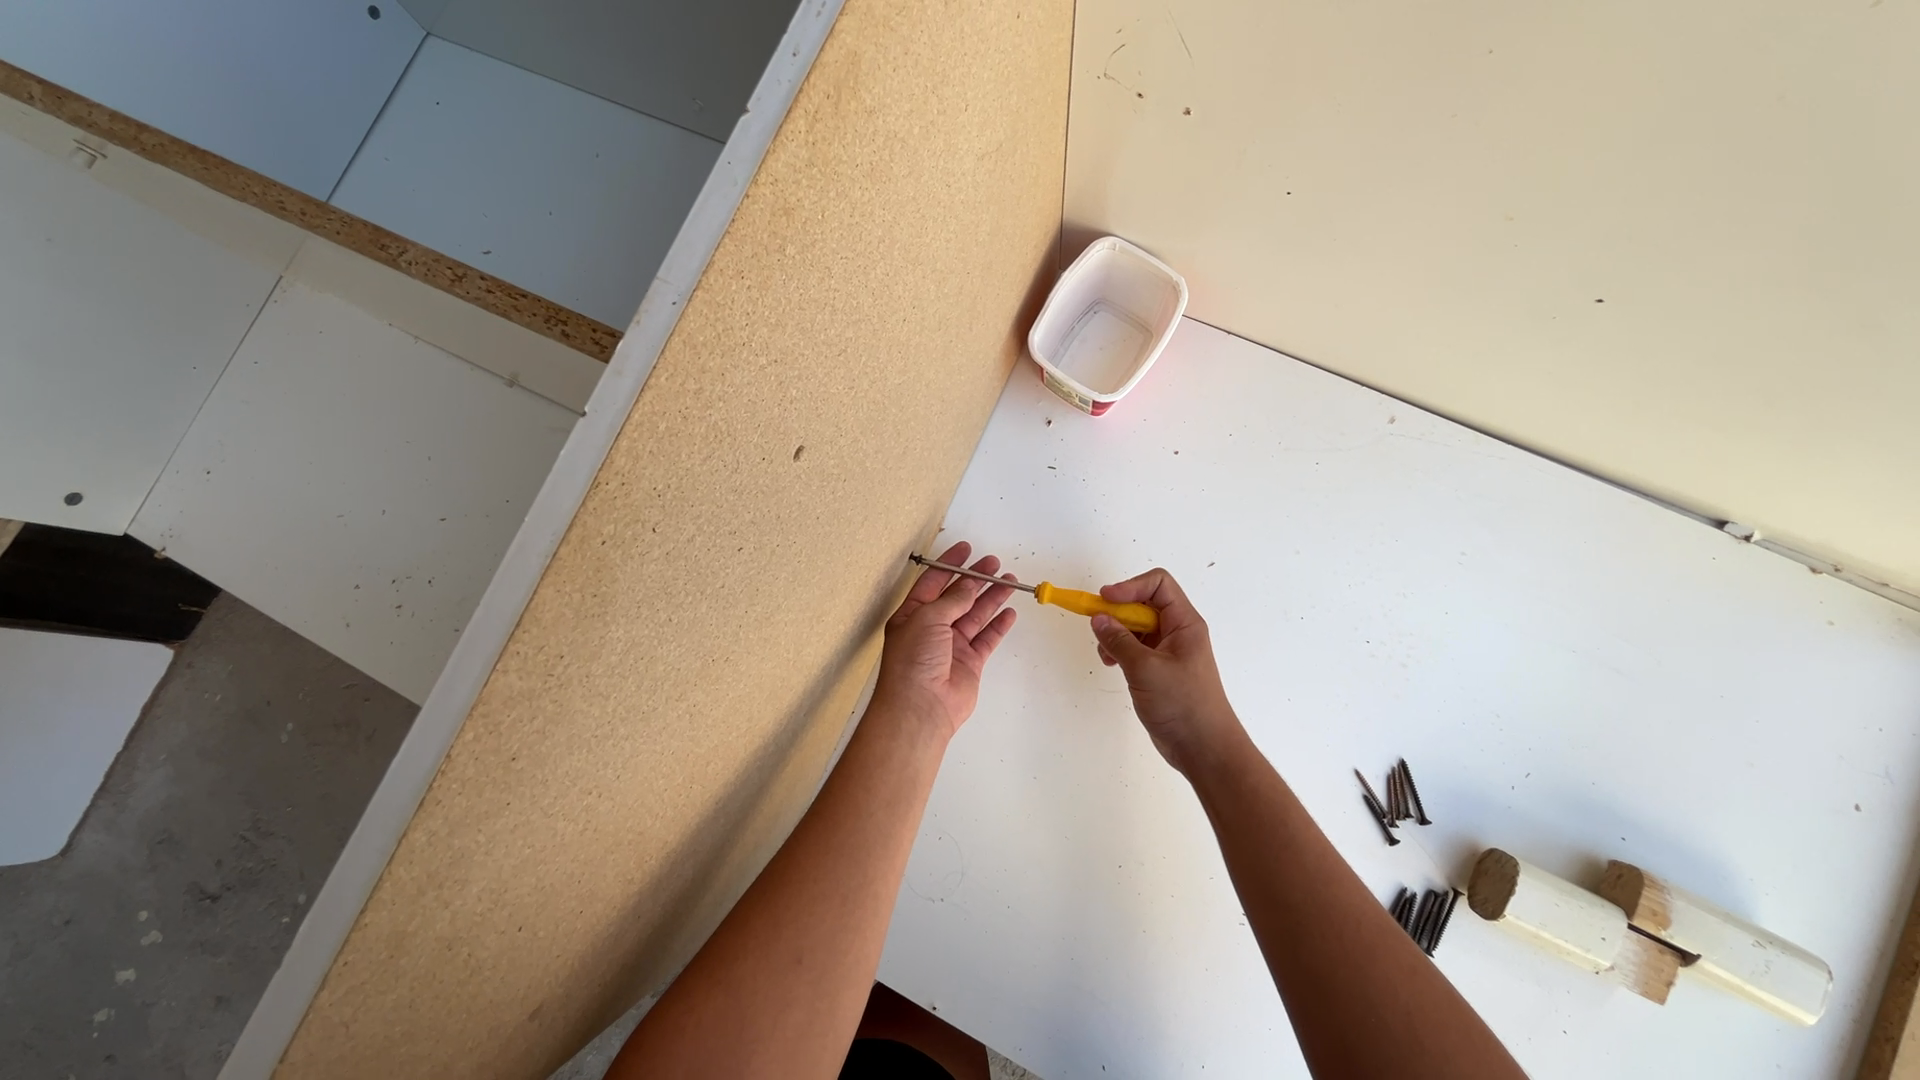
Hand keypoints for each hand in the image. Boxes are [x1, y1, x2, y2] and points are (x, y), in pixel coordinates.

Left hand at [873, 541, 1018, 741]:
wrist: (922, 707)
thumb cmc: (913, 662)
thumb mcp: (928, 618)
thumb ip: (952, 599)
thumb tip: (969, 585)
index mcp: (912, 615)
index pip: (933, 582)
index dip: (950, 564)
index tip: (967, 549)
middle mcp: (931, 628)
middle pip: (958, 597)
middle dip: (976, 579)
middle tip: (994, 564)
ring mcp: (952, 646)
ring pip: (976, 615)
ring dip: (991, 597)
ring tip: (1009, 581)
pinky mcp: (970, 663)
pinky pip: (987, 638)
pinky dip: (999, 625)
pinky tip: (1009, 612)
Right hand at [1089, 568, 1246, 775]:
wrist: (1204, 748)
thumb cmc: (1182, 704)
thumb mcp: (1145, 669)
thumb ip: (1119, 641)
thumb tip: (1098, 618)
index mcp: (1184, 623)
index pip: (1158, 584)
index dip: (1130, 586)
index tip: (1104, 599)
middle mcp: (1177, 632)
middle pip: (1144, 604)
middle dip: (1118, 613)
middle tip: (1098, 628)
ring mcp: (1168, 652)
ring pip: (1136, 627)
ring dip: (1116, 634)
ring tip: (1105, 654)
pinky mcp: (1159, 670)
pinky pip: (1135, 648)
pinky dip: (1119, 651)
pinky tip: (1111, 664)